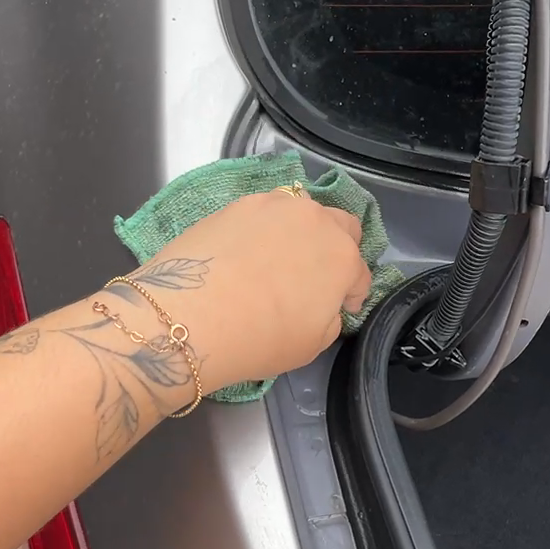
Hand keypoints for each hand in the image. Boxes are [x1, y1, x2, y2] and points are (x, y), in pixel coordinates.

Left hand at [99, 191, 371, 396]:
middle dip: (338, 248)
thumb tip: (322, 303)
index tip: (340, 308)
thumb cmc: (258, 338)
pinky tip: (245, 252)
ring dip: (302, 231)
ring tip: (278, 258)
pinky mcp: (236, 204)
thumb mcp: (311, 344)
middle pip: (342, 226)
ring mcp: (273, 206)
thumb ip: (329, 317)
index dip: (352, 295)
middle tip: (316, 275)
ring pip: (302, 211)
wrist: (189, 316)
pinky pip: (264, 211)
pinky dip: (264, 228)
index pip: (360, 275)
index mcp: (342, 257)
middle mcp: (314, 220)